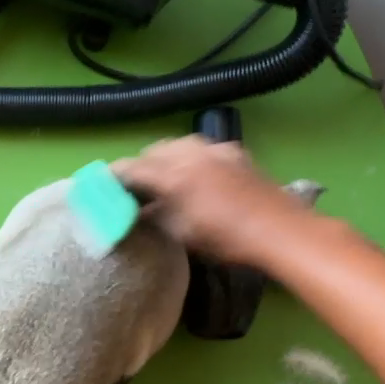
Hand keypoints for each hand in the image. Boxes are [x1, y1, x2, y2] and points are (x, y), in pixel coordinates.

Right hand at [111, 136, 317, 265]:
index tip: (102, 186)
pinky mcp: (235, 153)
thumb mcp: (180, 233)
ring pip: (178, 145)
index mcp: (174, 174)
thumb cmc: (227, 238)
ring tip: (163, 180)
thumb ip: (154, 216)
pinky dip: (189, 159)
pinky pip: (202, 149)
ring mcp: (216, 150)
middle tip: (134, 188)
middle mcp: (192, 154)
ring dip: (165, 159)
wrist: (281, 231)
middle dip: (141, 166)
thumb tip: (137, 211)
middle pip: (154, 151)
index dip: (114, 176)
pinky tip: (195, 177)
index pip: (131, 168)